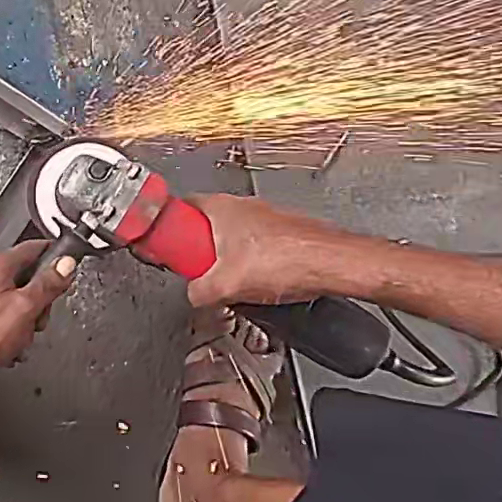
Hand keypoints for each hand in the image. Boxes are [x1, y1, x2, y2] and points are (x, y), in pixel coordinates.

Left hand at [0, 239, 76, 394]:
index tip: (67, 272)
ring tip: (22, 334)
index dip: (56, 259)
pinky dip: (17, 332)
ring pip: (24, 301)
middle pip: (33, 278)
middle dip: (43, 300)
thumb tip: (66, 263)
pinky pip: (12, 318)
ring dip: (30, 320)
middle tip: (39, 316)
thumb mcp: (26, 307)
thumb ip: (48, 283)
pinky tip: (12, 345)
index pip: (37, 247)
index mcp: (0, 265)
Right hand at [182, 194, 358, 307]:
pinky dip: (251, 262)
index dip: (171, 226)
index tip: (169, 244)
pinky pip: (255, 245)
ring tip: (233, 281)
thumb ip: (198, 292)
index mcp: (221, 207)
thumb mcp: (225, 285)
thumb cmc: (288, 260)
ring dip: (228, 258)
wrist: (333, 263)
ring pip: (233, 236)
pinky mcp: (282, 232)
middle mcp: (242, 206)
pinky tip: (259, 282)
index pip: (183, 206)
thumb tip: (192, 296)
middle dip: (201, 250)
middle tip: (201, 271)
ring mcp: (264, 217)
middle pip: (207, 224)